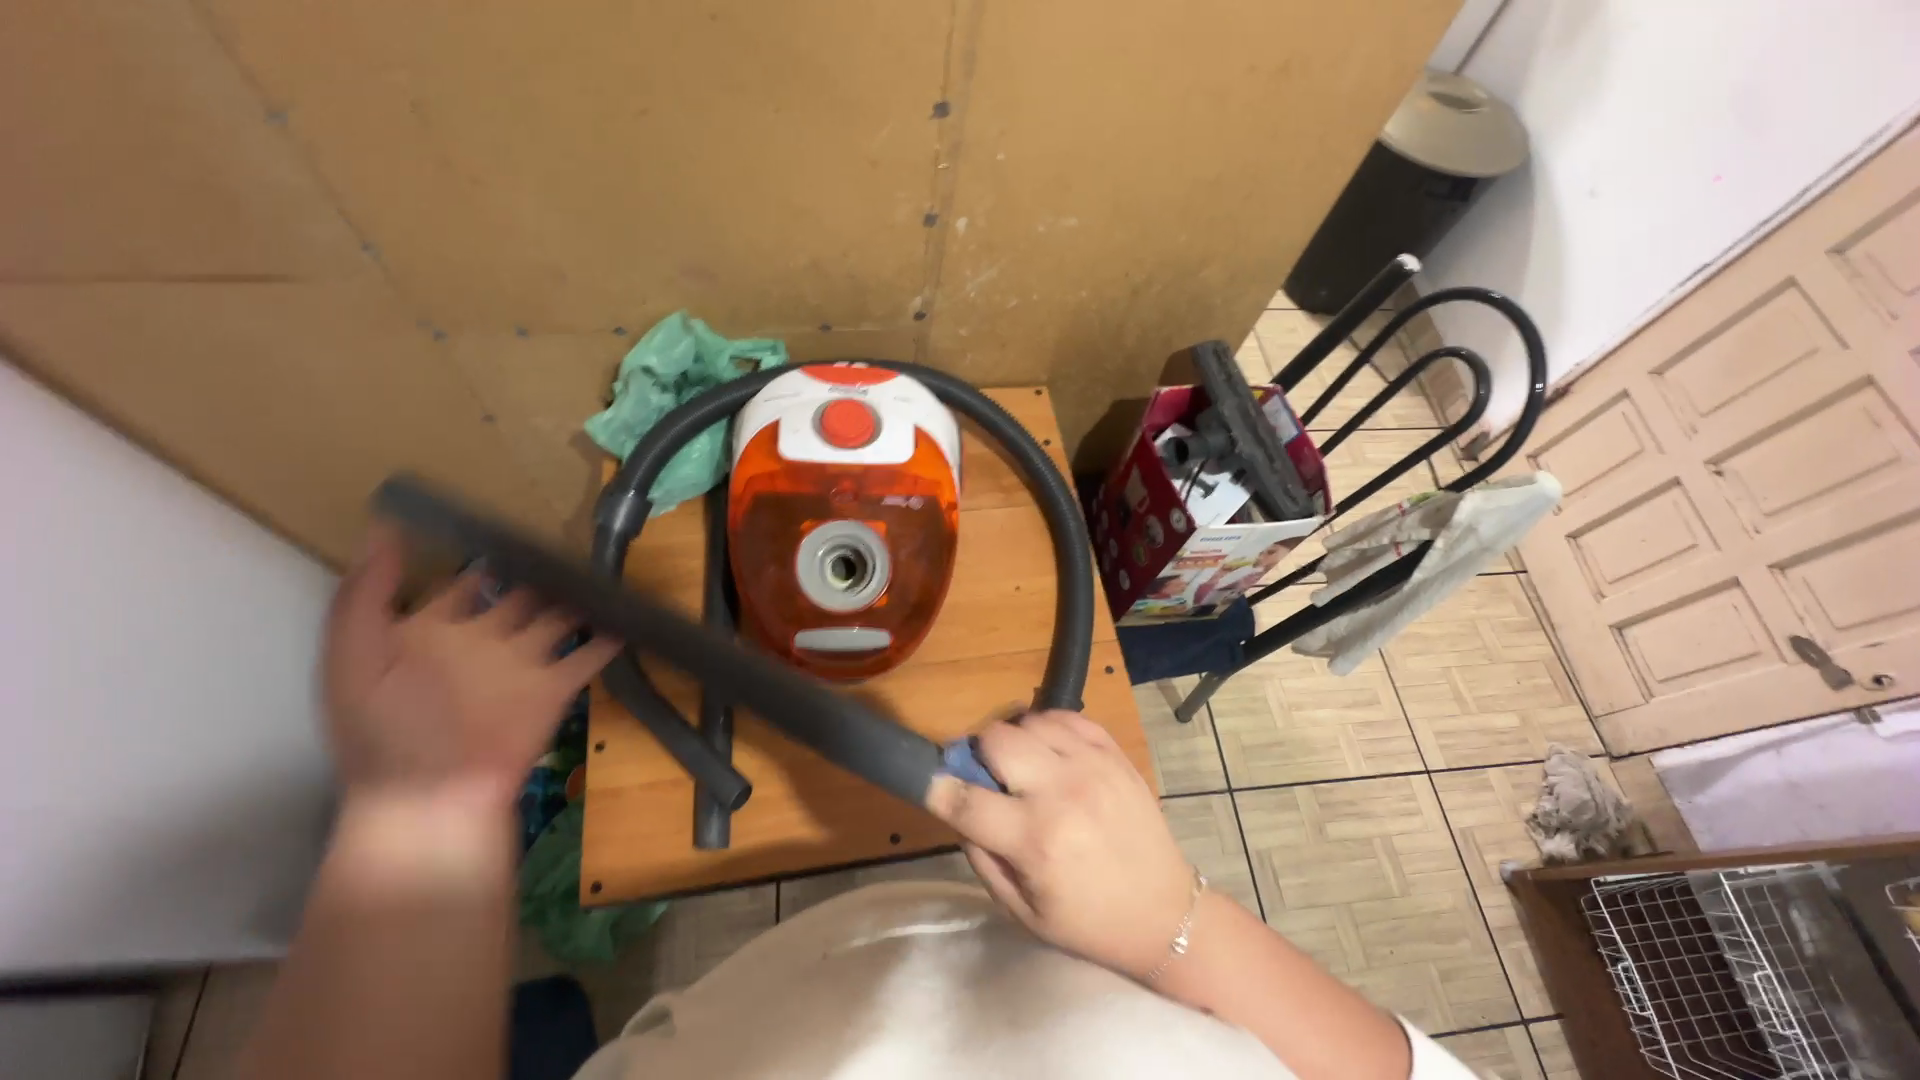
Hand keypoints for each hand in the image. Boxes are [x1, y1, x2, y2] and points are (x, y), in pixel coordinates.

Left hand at [323, 523, 621, 804]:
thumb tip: (383, 525)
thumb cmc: (381, 729)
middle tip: (570, 538)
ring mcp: (521, 666)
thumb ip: (367, 593)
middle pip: (518, 597)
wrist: (429, 797)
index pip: (462, 585)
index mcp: (432, 634)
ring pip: (557, 619)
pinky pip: (587, 658)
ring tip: (604, 567)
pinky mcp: (553, 690)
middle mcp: (482, 643)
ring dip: (578, 598)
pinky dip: (609, 638)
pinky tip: (630, 616)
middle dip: (539, 572)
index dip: (480, 559)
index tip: (505, 527)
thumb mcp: (353, 654)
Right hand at [926, 711, 1194, 979]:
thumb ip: (981, 857)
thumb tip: (957, 809)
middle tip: (985, 777)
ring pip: (1029, 721)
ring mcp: (1092, 766)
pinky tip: (1049, 753)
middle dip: (977, 755)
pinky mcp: (1115, 755)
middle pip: (996, 739)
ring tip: (1021, 767)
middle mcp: (1062, 792)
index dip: (937, 788)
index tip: (929, 785)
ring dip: (1014, 740)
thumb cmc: (1088, 923)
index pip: (965, 799)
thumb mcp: (1021, 910)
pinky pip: (1067, 717)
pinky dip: (1047, 728)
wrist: (1166, 914)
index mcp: (1036, 840)